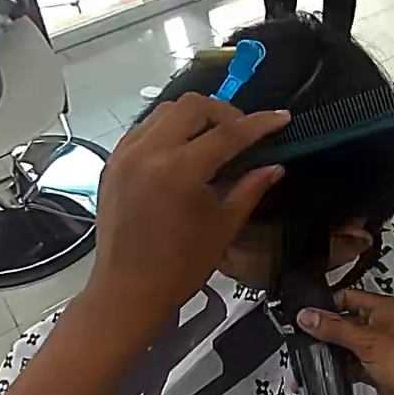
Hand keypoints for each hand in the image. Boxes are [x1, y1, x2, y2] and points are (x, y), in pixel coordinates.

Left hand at [80, 94, 288, 330]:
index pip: (228, 133)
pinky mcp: (113, 163)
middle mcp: (148, 153)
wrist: (129, 289)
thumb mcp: (225, 225)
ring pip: (165, 110)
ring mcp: (125, 155)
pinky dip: (171, 129)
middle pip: (192, 105)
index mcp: (179, 171)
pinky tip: (187, 150)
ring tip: (217, 138)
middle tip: (245, 131)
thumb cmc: (181, 266)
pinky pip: (145, 128)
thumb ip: (251, 188)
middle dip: (225, 112)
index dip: (260, 123)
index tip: (280, 118)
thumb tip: (274, 167)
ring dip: (196, 117)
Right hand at [295, 289, 393, 394]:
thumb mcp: (368, 342)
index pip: (345, 297)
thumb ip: (335, 328)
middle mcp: (379, 324)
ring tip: (299, 366)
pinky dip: (336, 370)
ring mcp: (378, 347)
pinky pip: (350, 365)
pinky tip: (316, 379)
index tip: (298, 317)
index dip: (323, 305)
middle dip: (320, 334)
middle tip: (294, 344)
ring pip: (344, 346)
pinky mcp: (376, 368)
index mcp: (381, 308)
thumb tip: (306, 315)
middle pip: (342, 322)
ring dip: (325, 355)